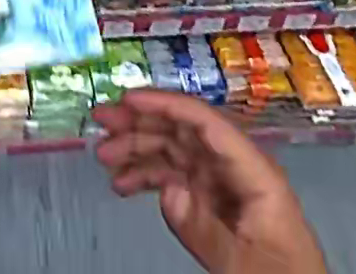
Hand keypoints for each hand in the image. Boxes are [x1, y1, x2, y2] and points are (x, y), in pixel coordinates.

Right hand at [93, 90, 327, 273]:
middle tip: (101, 120)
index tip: (127, 99)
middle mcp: (235, 168)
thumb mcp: (245, 268)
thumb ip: (205, 231)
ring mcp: (222, 185)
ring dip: (137, 150)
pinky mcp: (212, 204)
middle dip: (140, 123)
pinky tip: (122, 184)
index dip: (166, 104)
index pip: (206, 122)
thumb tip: (166, 191)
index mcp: (254, 171)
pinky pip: (174, 177)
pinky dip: (146, 177)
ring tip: (103, 157)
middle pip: (183, 131)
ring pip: (173, 151)